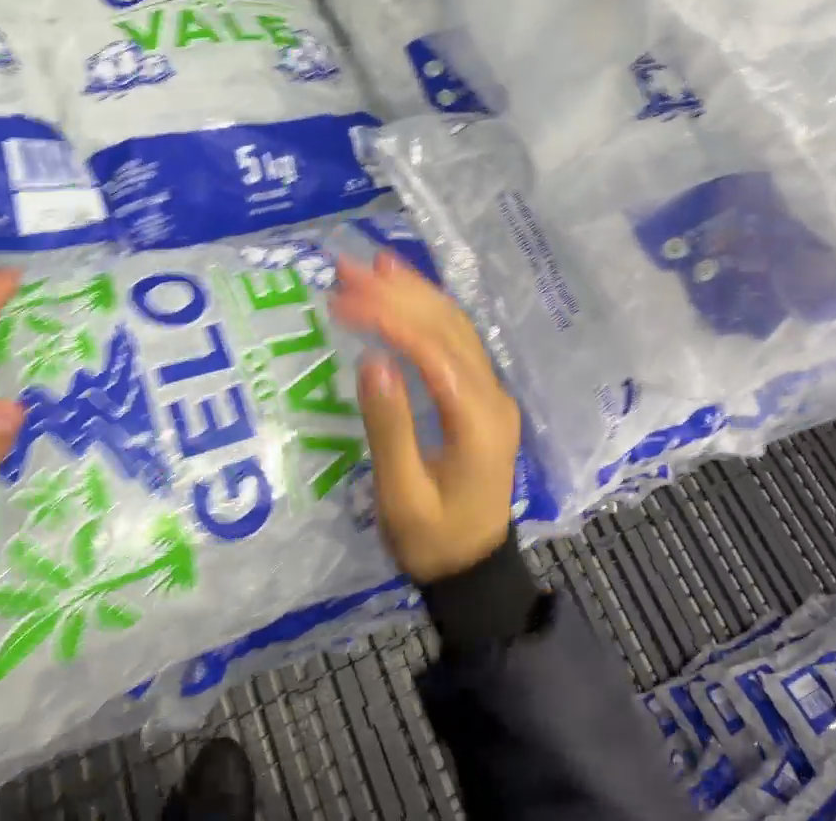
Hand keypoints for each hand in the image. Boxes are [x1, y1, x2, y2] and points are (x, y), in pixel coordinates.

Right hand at [331, 252, 520, 584]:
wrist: (475, 571)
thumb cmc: (432, 541)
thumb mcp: (402, 495)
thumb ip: (390, 427)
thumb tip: (371, 360)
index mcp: (478, 421)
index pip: (433, 352)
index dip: (388, 320)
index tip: (341, 300)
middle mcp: (493, 396)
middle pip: (447, 328)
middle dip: (398, 293)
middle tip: (347, 268)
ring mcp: (492, 394)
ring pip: (455, 328)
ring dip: (414, 294)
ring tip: (374, 264)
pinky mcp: (482, 397)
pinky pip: (457, 343)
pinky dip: (428, 313)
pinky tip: (404, 295)